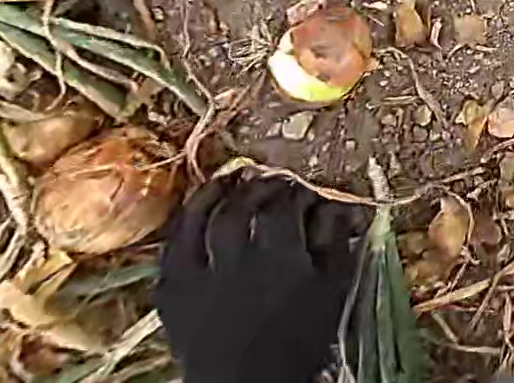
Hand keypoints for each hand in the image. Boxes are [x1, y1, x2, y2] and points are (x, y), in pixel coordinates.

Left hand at [155, 172, 359, 382]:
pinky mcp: (173, 302)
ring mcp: (198, 283)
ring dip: (212, 195)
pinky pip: (170, 254)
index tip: (305, 189)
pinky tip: (195, 215)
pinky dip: (182, 229)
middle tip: (270, 177)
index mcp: (278, 258)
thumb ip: (337, 239)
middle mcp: (234, 264)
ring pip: (197, 224)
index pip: (283, 205)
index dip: (294, 190)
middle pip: (239, 207)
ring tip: (228, 178)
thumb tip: (343, 204)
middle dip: (255, 185)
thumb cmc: (306, 336)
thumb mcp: (334, 284)